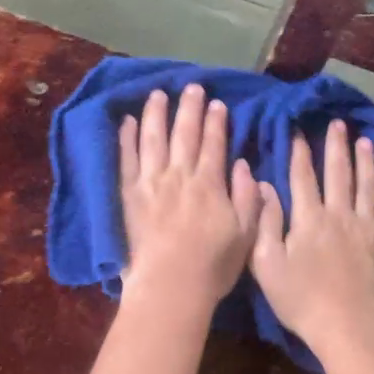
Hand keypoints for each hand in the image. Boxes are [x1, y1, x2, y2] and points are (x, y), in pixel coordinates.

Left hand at [118, 84, 260, 303]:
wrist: (170, 286)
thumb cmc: (213, 267)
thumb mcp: (247, 235)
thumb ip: (247, 197)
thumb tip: (242, 165)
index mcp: (210, 185)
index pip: (214, 145)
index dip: (216, 122)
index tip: (218, 104)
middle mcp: (180, 176)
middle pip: (185, 134)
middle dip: (190, 108)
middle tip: (192, 87)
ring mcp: (151, 183)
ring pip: (154, 138)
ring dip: (157, 113)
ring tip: (158, 93)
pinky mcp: (128, 195)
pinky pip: (126, 159)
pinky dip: (127, 138)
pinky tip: (128, 121)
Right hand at [250, 120, 373, 350]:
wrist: (350, 327)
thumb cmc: (301, 300)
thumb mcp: (266, 264)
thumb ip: (264, 223)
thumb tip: (262, 186)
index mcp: (308, 219)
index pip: (301, 177)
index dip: (298, 152)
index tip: (297, 131)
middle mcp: (339, 215)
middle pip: (338, 173)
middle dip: (336, 146)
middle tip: (338, 124)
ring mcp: (368, 228)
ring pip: (368, 185)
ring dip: (366, 161)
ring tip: (365, 140)